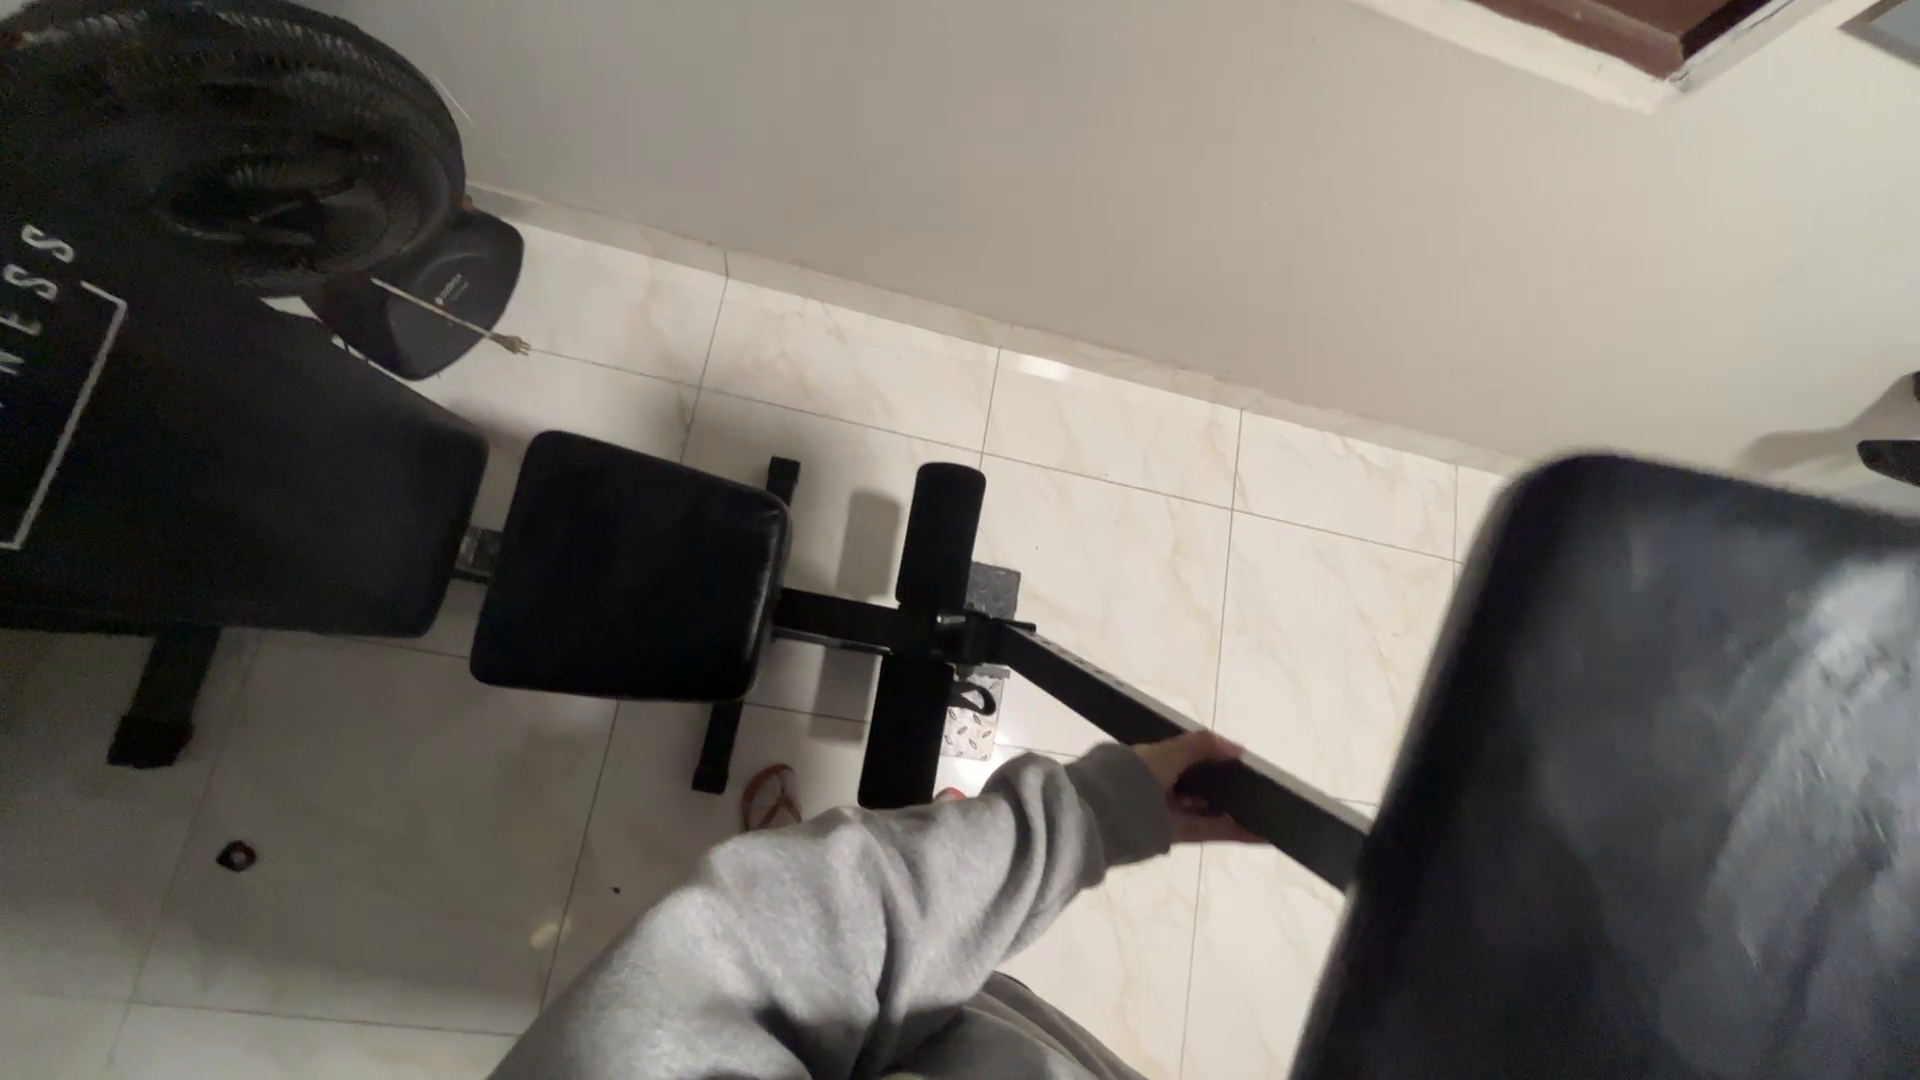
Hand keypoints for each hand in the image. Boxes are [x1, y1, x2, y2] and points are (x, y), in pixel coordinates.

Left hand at [1133, 731, 1260, 844]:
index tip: (1237, 761)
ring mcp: (1163, 811)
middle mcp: (1155, 784)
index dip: (1209, 758)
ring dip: (1233, 811)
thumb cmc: (1133, 775)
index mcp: (1149, 759)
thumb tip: (1237, 747)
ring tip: (1265, 811)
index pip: (1183, 757)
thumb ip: (1201, 746)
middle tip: (1257, 787)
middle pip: (1196, 785)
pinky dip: (1231, 832)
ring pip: (1203, 809)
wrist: (1103, 814)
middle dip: (1224, 786)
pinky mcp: (1171, 835)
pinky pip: (1205, 830)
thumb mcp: (1167, 753)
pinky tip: (1258, 834)